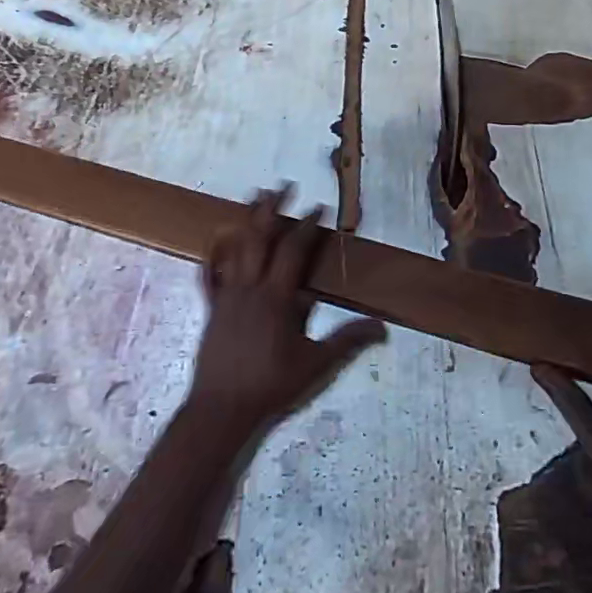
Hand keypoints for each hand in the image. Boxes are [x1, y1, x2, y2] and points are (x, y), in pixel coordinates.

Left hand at [189, 186, 387, 431]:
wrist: (222, 407)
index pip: (294, 251)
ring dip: (245, 221)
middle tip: (282, 186)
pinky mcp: (212, 309)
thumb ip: (348, 341)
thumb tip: (382, 326)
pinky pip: (209, 276)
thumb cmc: (271, 384)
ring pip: (235, 249)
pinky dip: (212, 256)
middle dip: (272, 209)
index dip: (307, 227)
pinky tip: (213, 242)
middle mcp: (250, 287)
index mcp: (277, 297)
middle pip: (259, 239)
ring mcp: (227, 296)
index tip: (319, 208)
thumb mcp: (316, 364)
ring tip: (253, 198)